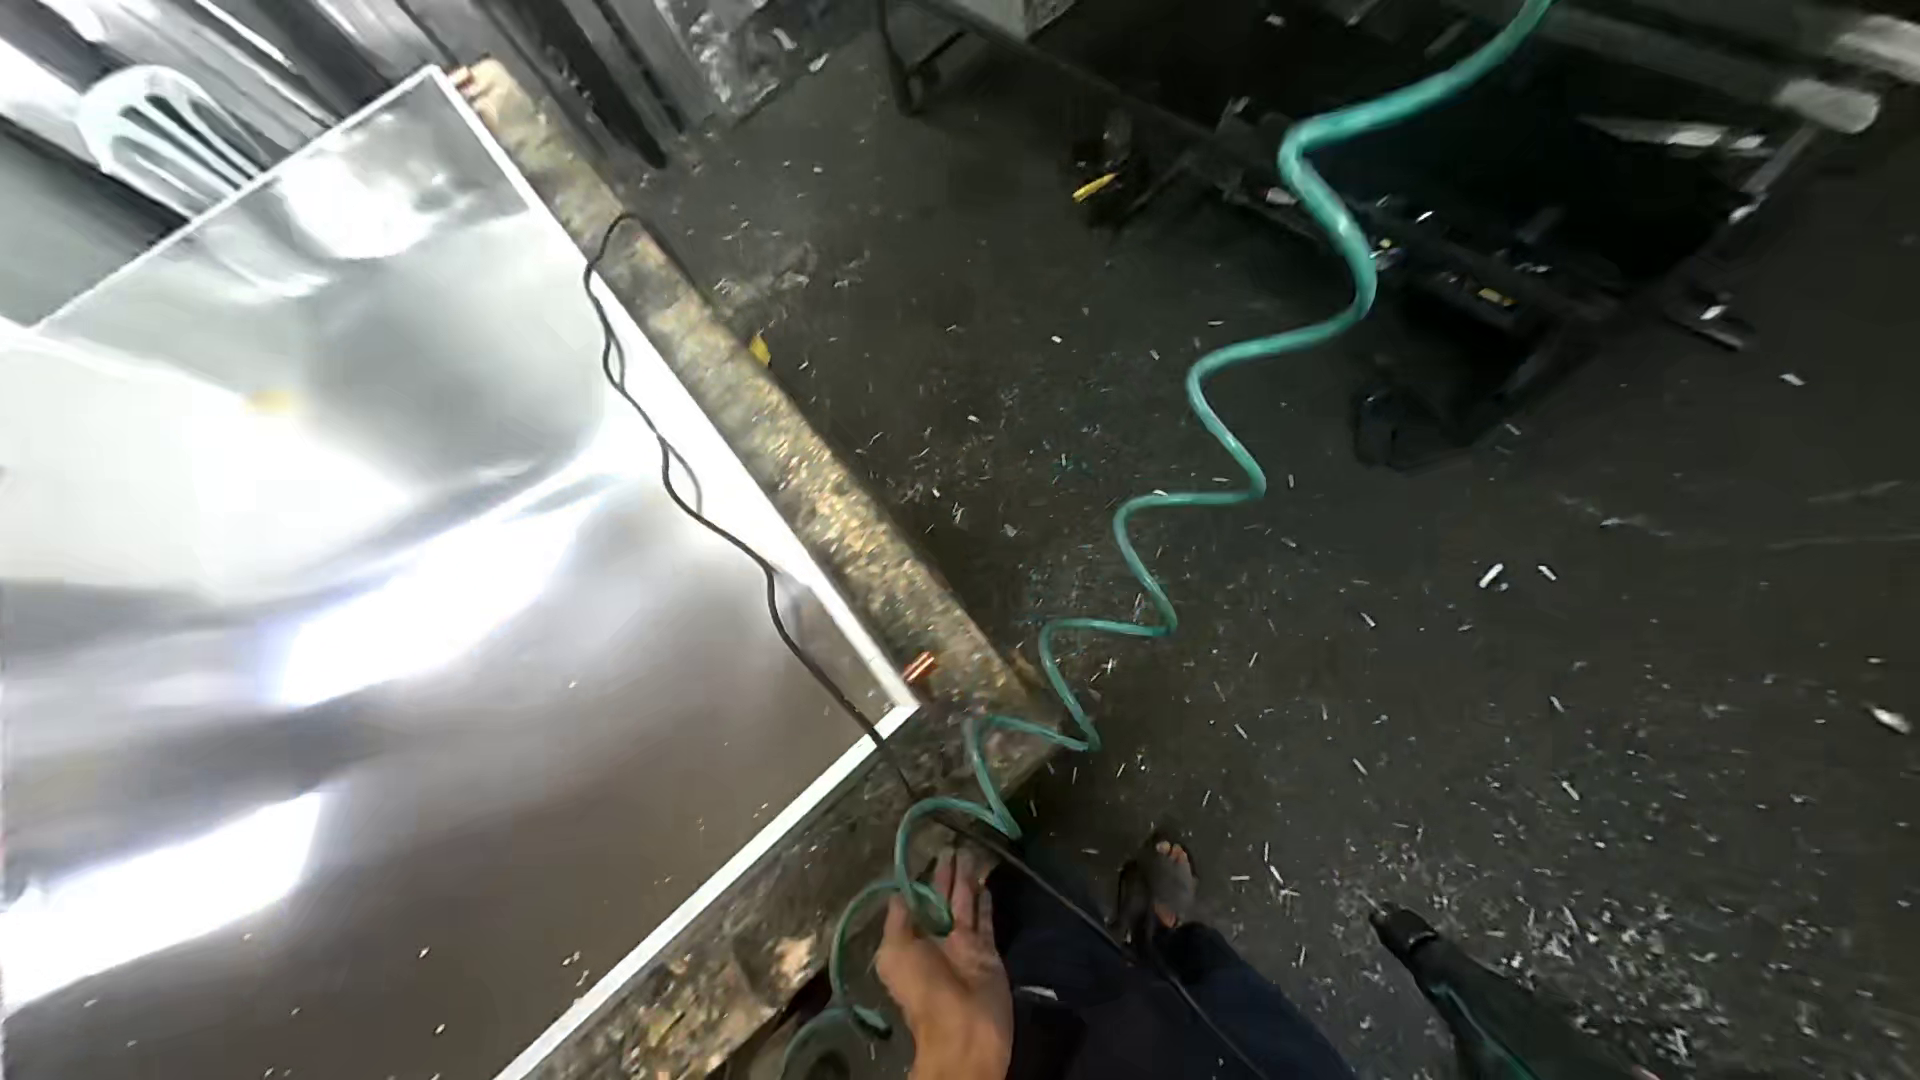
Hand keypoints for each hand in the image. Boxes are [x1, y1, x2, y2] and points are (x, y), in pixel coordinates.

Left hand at [876, 849, 1013, 1079]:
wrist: (963, 1032)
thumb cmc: (924, 990)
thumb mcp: (894, 954)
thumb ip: (897, 921)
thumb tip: (899, 893)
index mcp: (913, 940)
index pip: (917, 902)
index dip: (921, 879)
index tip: (925, 853)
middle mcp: (937, 939)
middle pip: (943, 897)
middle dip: (946, 873)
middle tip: (952, 844)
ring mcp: (964, 944)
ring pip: (965, 902)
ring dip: (967, 878)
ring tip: (970, 851)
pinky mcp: (988, 951)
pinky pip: (986, 920)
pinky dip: (985, 901)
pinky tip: (986, 882)